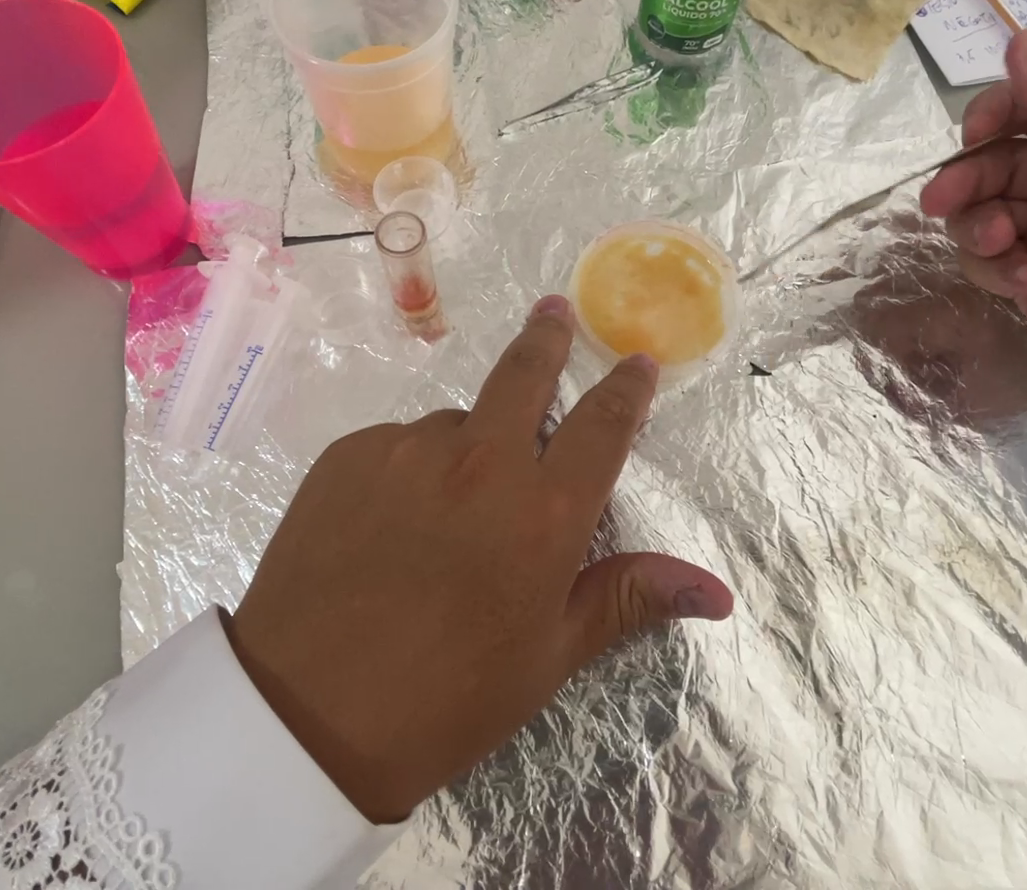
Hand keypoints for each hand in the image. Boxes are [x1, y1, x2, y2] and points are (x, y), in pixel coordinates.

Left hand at [227, 296, 734, 822]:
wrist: (307, 714)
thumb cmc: (448, 698)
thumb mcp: (549, 655)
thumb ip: (628, 597)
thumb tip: (719, 592)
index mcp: (543, 513)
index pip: (603, 426)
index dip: (626, 389)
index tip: (636, 361)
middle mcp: (481, 461)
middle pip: (525, 375)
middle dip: (547, 338)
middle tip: (553, 312)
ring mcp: (408, 449)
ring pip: (455, 423)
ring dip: (467, 444)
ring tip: (444, 513)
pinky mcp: (348, 453)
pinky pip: (398, 444)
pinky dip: (410, 469)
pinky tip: (390, 523)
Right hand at [919, 30, 1026, 371]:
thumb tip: (1018, 39)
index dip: (999, 113)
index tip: (974, 132)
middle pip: (1000, 160)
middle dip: (969, 177)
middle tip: (941, 201)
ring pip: (983, 210)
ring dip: (975, 223)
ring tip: (997, 244)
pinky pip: (990, 262)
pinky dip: (995, 268)